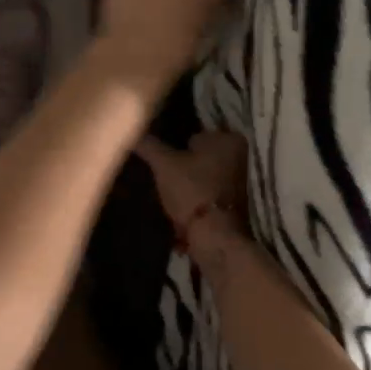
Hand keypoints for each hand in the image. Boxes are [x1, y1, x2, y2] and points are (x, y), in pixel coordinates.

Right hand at [135, 131, 249, 259]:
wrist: (214, 238)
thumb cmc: (193, 190)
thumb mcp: (164, 163)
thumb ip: (148, 144)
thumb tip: (131, 131)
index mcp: (229, 139)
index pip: (192, 132)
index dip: (172, 143)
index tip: (159, 155)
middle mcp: (239, 157)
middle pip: (197, 154)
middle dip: (179, 162)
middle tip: (159, 172)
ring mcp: (237, 182)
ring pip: (199, 174)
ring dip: (183, 181)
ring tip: (163, 189)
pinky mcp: (230, 203)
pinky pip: (203, 192)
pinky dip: (190, 197)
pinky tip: (175, 204)